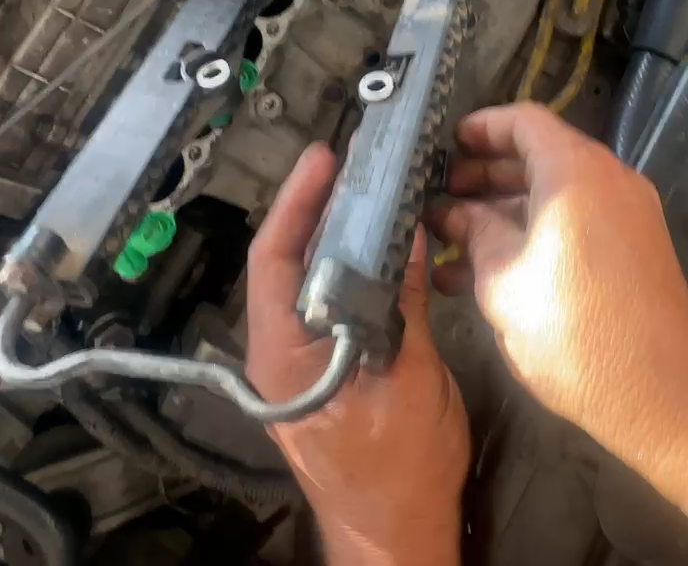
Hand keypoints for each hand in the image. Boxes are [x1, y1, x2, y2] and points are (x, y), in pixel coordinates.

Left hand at [246, 144, 469, 565]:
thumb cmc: (401, 468)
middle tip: (354, 162)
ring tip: (369, 188)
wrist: (397, 535)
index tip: (323, 159)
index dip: (297, 202)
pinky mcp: (327, 364)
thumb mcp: (412, 377)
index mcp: (285, 355)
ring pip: (312, 280)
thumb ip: (405, 302)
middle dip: (318, 207)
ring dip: (337, 234)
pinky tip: (384, 243)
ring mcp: (302, 359)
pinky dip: (355, 266)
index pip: (275, 259)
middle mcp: (282, 351)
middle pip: (289, 261)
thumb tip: (408, 235)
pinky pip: (334, 301)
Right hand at [428, 103, 687, 458]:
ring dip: (507, 210)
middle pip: (541, 155)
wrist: (663, 391)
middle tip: (443, 198)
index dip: (482, 127)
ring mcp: (627, 211)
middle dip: (487, 174)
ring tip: (455, 240)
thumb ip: (476, 233)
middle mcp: (608, 178)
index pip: (525, 121)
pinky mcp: (635, 245)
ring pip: (557, 192)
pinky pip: (578, 218)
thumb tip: (455, 213)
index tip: (448, 146)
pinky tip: (494, 267)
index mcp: (576, 170)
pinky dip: (538, 230)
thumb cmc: (573, 328)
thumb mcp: (504, 279)